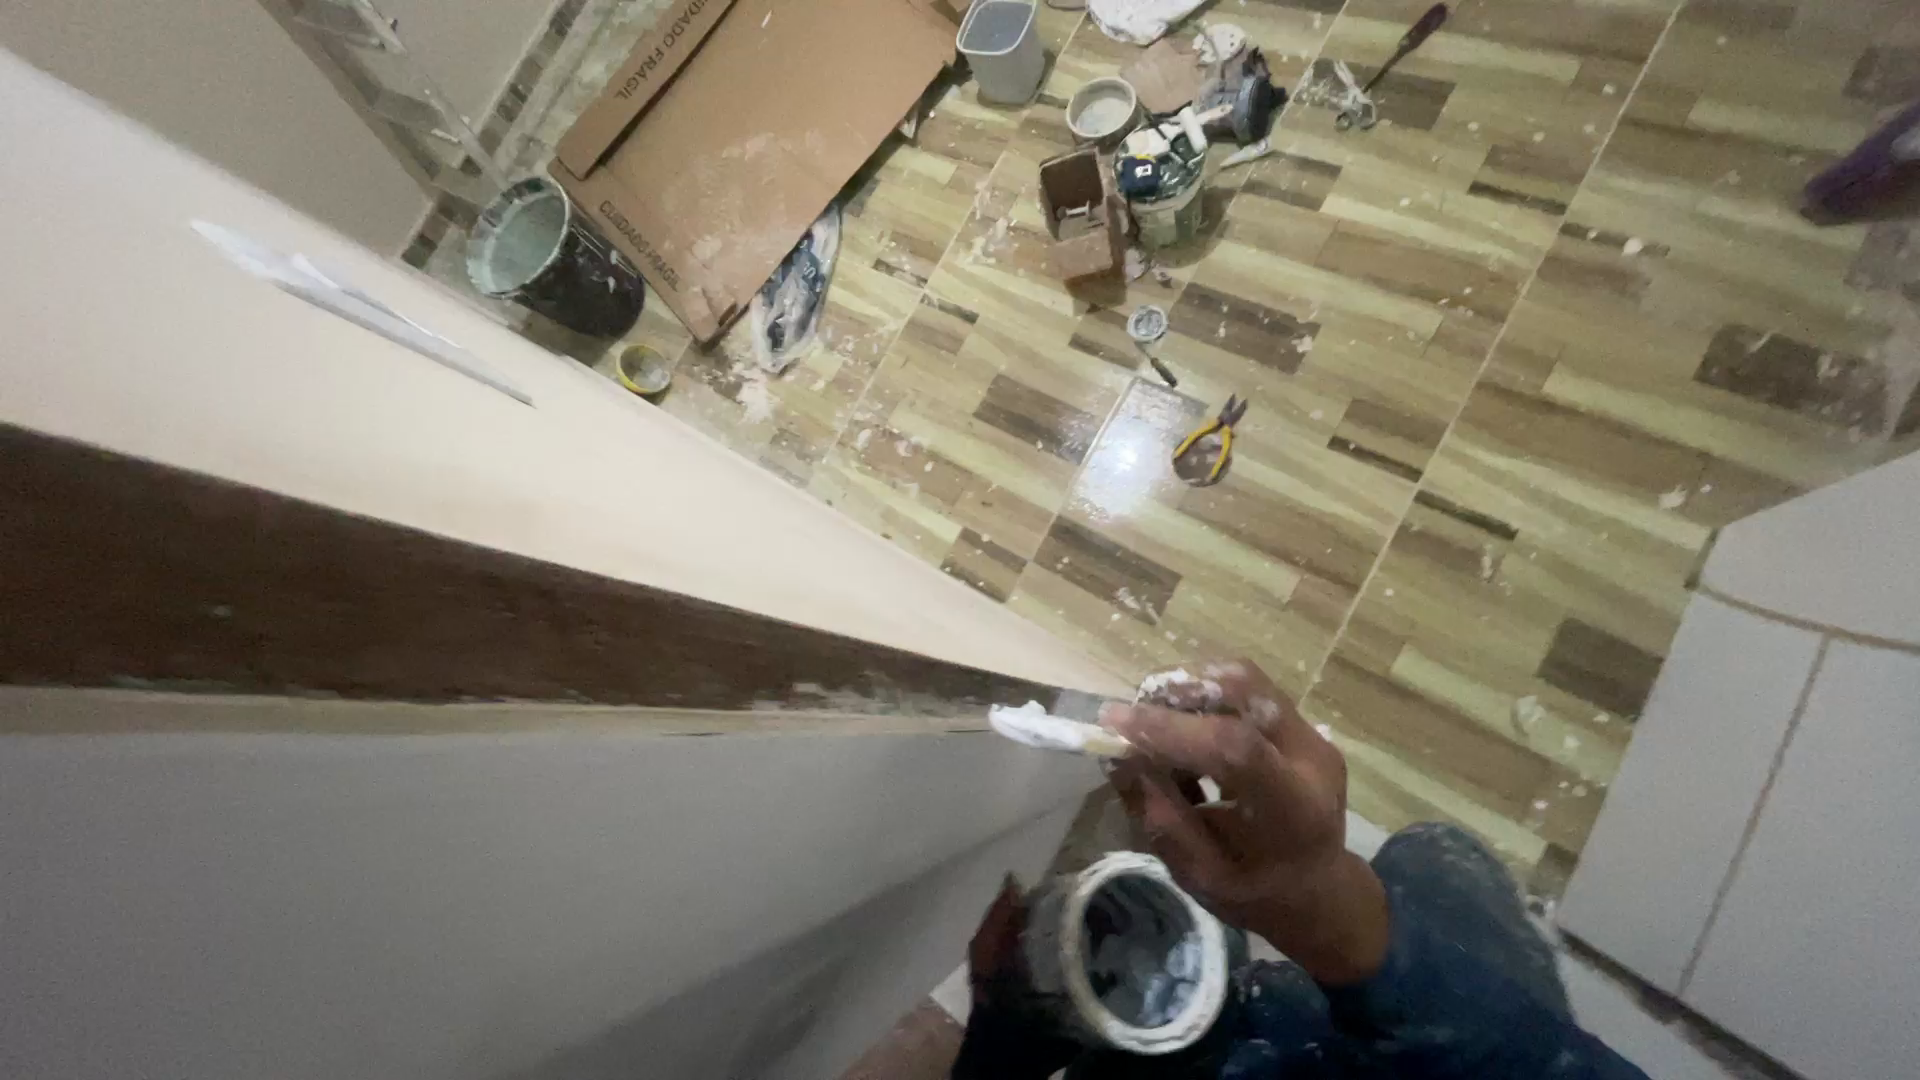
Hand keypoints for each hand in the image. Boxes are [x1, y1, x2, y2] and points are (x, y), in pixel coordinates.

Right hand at [1102, 659, 1389, 984]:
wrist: (1318, 890)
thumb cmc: (1253, 892)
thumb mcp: (1195, 872)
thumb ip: (1157, 812)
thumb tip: (1116, 753)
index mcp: (1292, 811)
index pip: (1233, 747)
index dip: (1169, 728)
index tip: (1113, 720)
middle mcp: (1311, 759)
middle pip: (1243, 689)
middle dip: (1176, 690)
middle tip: (1133, 714)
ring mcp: (1311, 734)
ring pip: (1241, 678)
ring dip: (1186, 688)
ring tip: (1155, 721)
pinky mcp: (1301, 723)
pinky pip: (1244, 688)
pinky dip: (1202, 696)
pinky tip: (1184, 728)